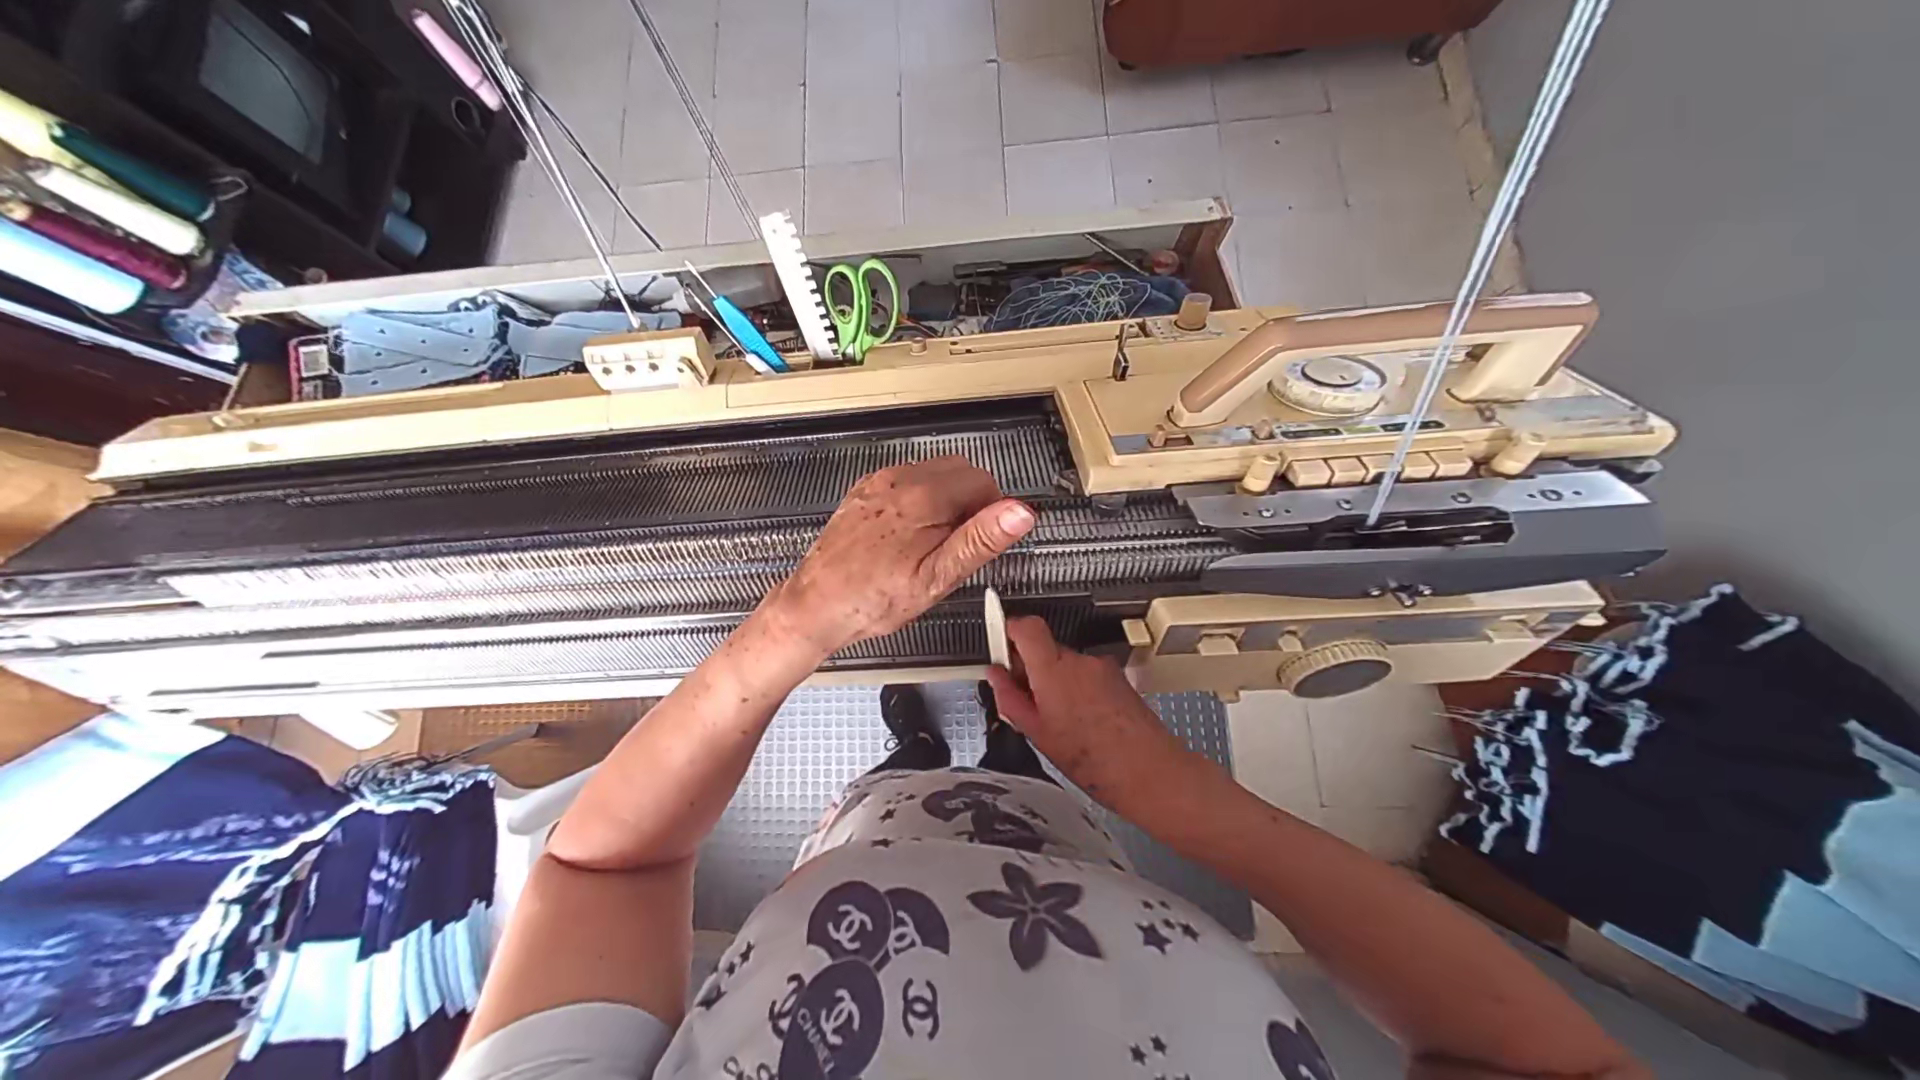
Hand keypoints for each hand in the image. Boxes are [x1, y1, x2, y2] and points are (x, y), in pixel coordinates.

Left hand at [763, 457, 1034, 655]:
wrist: (816, 604)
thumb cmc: (871, 599)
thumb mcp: (937, 577)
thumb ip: (981, 539)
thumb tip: (1019, 512)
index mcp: (924, 497)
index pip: (984, 482)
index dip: (990, 514)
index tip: (976, 541)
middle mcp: (899, 480)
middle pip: (961, 471)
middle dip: (969, 503)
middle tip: (954, 546)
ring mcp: (878, 484)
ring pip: (934, 474)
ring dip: (944, 501)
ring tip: (928, 545)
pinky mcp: (864, 492)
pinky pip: (906, 483)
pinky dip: (918, 502)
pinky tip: (906, 537)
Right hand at [985, 616, 1197, 809]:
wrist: (1149, 771)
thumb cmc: (1096, 760)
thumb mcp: (1037, 733)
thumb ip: (1010, 698)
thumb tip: (996, 677)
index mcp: (1054, 670)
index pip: (1027, 626)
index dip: (1009, 630)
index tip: (1001, 646)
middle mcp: (1080, 661)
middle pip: (1045, 647)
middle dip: (1031, 668)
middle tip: (1027, 698)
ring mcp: (1102, 667)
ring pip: (1066, 664)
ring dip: (1056, 682)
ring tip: (1059, 719)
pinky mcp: (1117, 677)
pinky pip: (1087, 674)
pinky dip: (1078, 689)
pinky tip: (1081, 720)